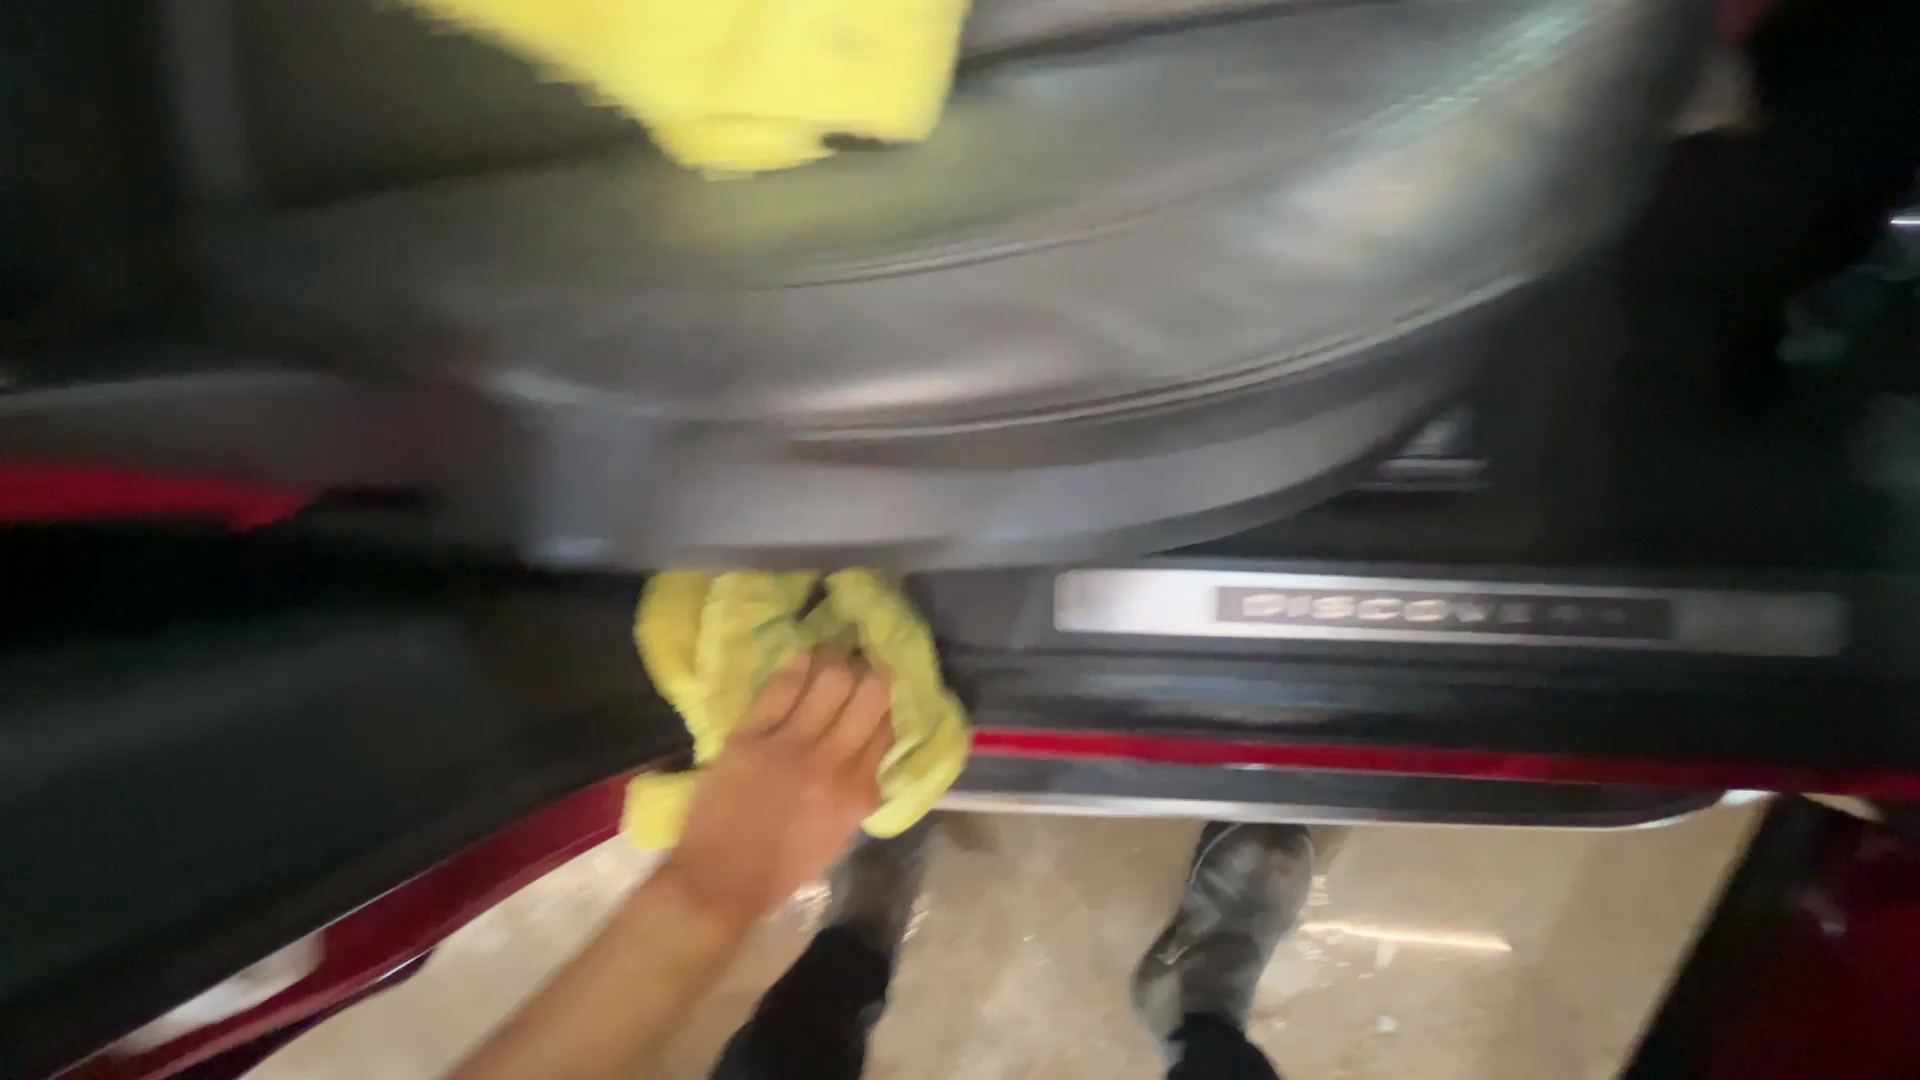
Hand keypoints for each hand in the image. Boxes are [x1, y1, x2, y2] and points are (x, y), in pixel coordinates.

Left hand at [661, 650, 892, 927]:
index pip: (887, 725)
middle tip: (863, 662)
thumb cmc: (784, 866)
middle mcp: (832, 762)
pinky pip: (782, 687)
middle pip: (868, 692)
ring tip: (834, 654)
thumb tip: (871, 744)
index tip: (879, 689)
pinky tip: (804, 657)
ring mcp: (790, 745)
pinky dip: (798, 666)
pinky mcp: (750, 736)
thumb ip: (861, 786)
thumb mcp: (841, 832)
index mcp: (857, 791)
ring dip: (837, 660)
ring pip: (830, 679)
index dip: (886, 701)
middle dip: (870, 671)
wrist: (720, 882)